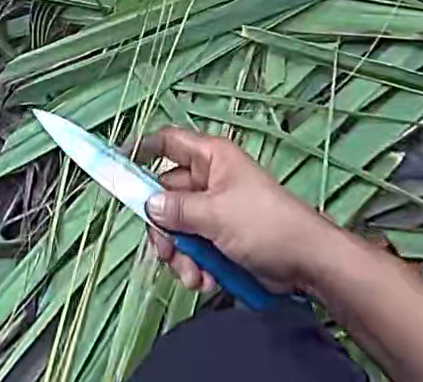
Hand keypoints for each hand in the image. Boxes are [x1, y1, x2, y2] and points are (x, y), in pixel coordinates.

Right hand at [136, 126, 342, 294]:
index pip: (169, 142)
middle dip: (164, 229)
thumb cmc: (264, 223)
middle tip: (166, 253)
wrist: (304, 261)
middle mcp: (210, 178)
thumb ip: (178, 209)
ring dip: (181, 255)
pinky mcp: (221, 235)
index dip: (144, 148)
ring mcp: (215, 208)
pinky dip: (195, 266)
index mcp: (211, 158)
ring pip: (178, 227)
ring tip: (194, 274)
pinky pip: (194, 247)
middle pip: (167, 194)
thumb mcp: (215, 214)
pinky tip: (207, 280)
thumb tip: (150, 204)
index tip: (118, 162)